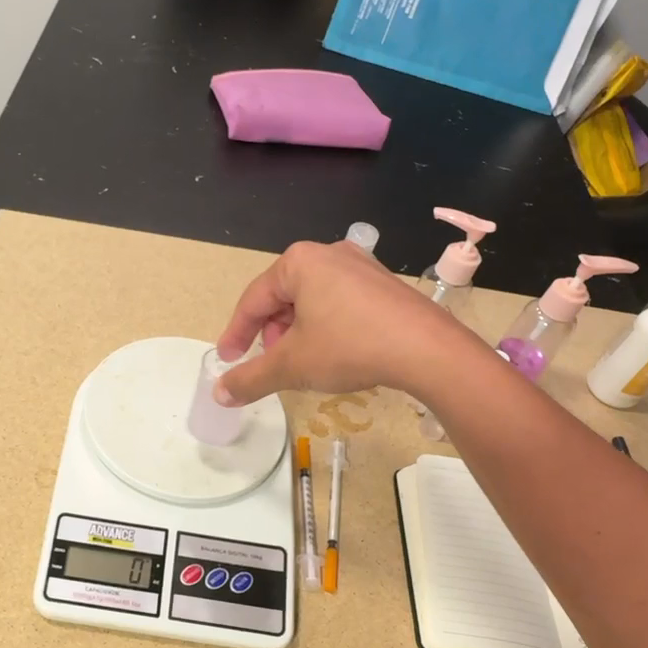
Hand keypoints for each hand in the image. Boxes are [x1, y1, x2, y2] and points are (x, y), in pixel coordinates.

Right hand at [213, 240, 462, 405]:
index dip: (236, 334)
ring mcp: (361, 266)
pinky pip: (340, 303)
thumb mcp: (291, 366)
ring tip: (304, 364)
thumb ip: (250, 379)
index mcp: (299, 262)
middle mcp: (329, 253)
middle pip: (283, 297)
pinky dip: (326, 328)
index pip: (253, 300)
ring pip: (312, 301)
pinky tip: (336, 354)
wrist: (427, 350)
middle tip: (271, 364)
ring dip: (298, 333)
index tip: (229, 360)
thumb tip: (220, 394)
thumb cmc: (349, 346)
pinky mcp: (384, 284)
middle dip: (272, 334)